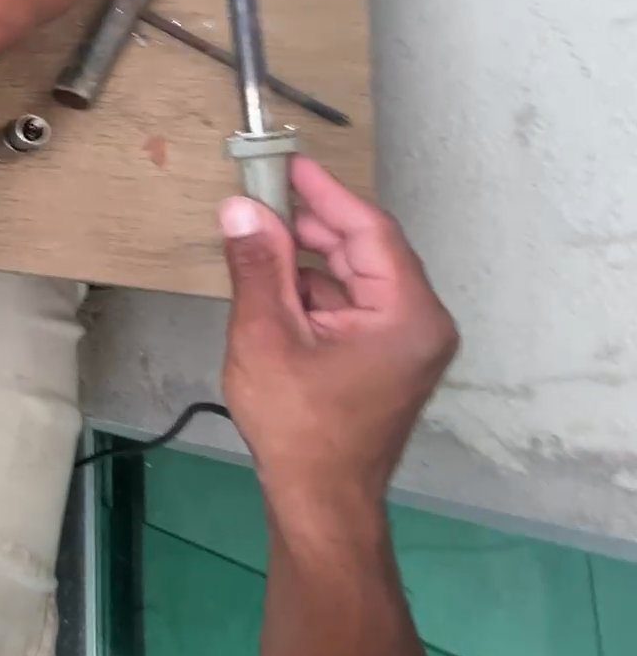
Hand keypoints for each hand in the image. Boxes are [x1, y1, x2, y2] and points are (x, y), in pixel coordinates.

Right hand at [218, 157, 458, 529]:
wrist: (316, 492)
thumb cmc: (296, 418)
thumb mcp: (265, 334)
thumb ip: (256, 267)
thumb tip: (240, 208)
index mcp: (406, 314)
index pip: (368, 233)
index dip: (325, 194)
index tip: (287, 164)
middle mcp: (415, 321)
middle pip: (360, 253)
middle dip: (305, 227)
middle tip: (254, 201)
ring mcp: (398, 341)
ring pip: (346, 278)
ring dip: (298, 261)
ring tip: (249, 246)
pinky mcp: (375, 355)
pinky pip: (340, 304)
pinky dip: (302, 290)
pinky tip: (264, 291)